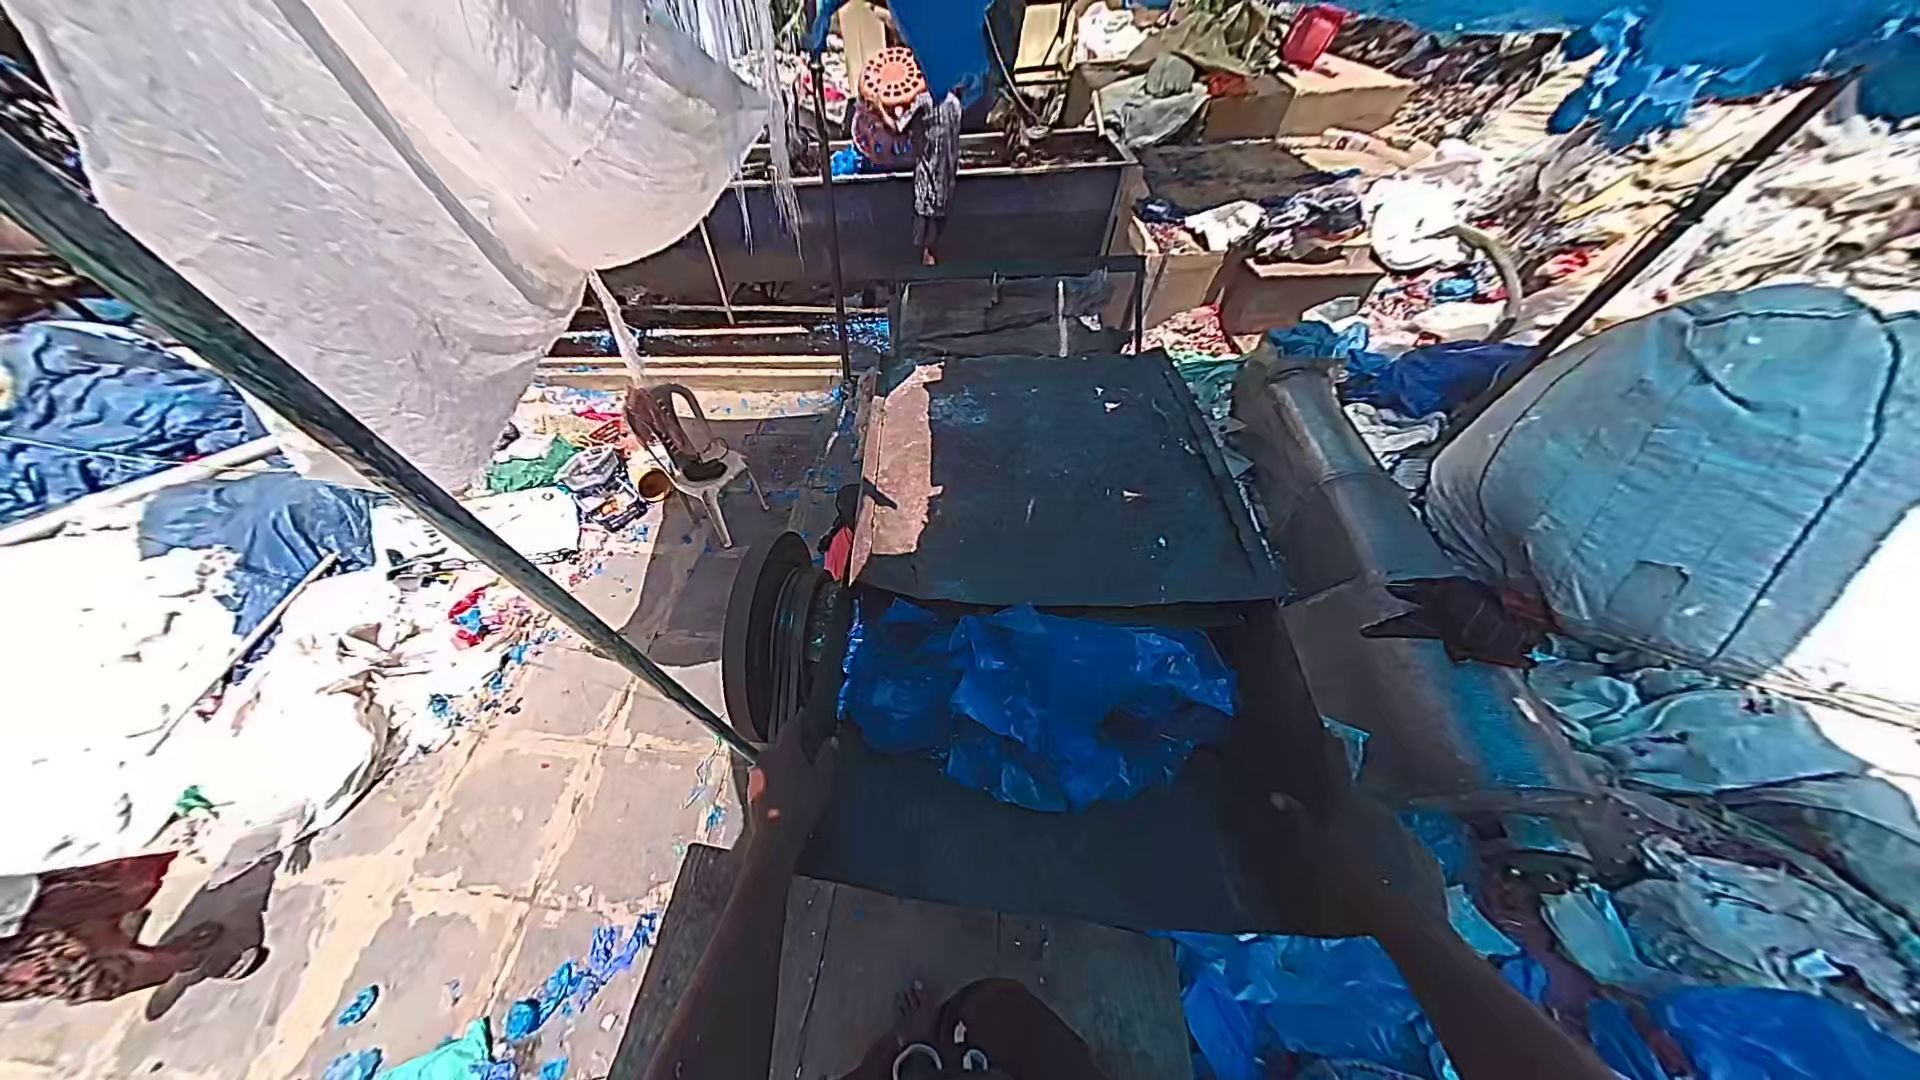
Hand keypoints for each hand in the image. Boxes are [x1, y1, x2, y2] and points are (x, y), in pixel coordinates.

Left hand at [744, 721, 837, 868]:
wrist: (775, 838)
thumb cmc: (802, 805)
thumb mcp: (823, 779)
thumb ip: (826, 756)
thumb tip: (830, 742)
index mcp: (785, 749)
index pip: (792, 725)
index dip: (800, 719)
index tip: (805, 716)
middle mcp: (766, 757)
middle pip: (780, 744)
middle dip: (792, 746)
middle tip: (806, 751)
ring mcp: (756, 774)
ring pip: (772, 761)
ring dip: (783, 763)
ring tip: (797, 774)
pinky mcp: (751, 791)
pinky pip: (766, 776)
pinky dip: (775, 778)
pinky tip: (786, 790)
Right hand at [1270, 790, 1446, 938]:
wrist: (1404, 921)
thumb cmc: (1347, 883)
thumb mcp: (1311, 852)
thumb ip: (1297, 819)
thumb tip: (1277, 795)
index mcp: (1351, 803)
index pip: (1335, 793)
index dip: (1326, 807)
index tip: (1319, 820)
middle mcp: (1383, 812)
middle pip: (1362, 812)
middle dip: (1351, 825)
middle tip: (1338, 848)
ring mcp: (1410, 836)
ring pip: (1385, 833)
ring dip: (1375, 844)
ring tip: (1363, 870)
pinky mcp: (1430, 861)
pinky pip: (1408, 855)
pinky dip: (1398, 864)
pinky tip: (1388, 885)